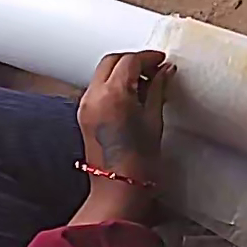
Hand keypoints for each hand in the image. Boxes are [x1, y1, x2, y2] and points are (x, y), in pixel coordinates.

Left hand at [72, 50, 173, 224]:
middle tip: (153, 70)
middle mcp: (94, 96)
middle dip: (132, 61)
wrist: (117, 188)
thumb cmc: (138, 163)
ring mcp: (85, 106)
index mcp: (113, 94)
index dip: (147, 58)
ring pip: (102, 74)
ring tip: (144, 85)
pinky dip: (112, 85)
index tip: (160, 61)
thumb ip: (157, 90)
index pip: (129, 61)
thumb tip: (164, 72)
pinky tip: (130, 97)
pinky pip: (97, 89)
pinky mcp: (83, 116)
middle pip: (112, 62)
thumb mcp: (153, 120)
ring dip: (121, 72)